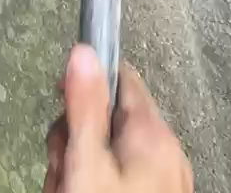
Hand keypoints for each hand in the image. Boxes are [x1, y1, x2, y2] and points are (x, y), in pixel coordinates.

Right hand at [44, 45, 191, 192]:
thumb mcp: (85, 161)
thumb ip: (84, 104)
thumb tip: (83, 51)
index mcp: (154, 134)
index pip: (119, 76)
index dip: (84, 85)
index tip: (62, 106)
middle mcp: (168, 152)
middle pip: (107, 116)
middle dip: (74, 136)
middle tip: (64, 166)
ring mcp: (166, 181)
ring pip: (108, 149)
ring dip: (78, 164)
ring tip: (69, 188)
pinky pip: (120, 176)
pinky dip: (96, 183)